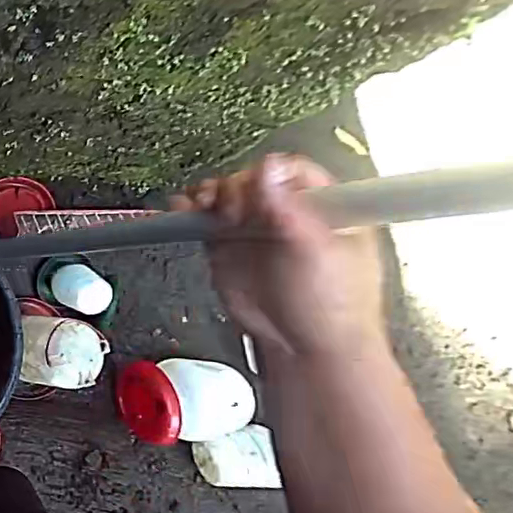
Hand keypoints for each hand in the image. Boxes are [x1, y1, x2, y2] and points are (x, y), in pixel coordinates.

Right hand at [174, 154, 385, 360]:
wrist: (300, 345)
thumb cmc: (328, 305)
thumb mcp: (315, 252)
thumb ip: (289, 208)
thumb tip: (267, 166)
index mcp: (324, 206)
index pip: (293, 171)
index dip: (268, 174)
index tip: (253, 190)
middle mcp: (288, 212)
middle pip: (251, 180)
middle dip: (234, 189)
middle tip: (232, 212)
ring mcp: (255, 228)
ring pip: (225, 195)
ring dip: (209, 195)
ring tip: (203, 206)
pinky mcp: (227, 244)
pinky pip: (206, 218)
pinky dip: (191, 211)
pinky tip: (184, 209)